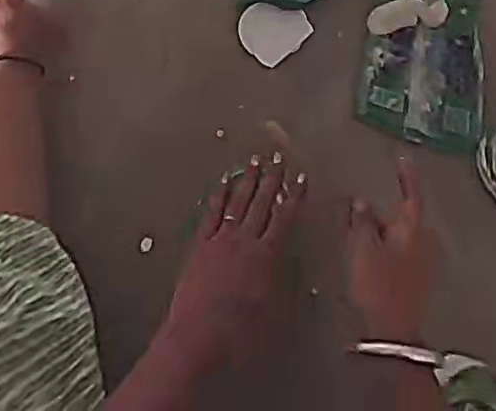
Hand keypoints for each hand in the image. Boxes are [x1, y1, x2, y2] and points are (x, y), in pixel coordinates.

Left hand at [158, 154, 307, 370]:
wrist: (195, 337)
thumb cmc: (237, 335)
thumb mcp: (272, 313)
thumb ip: (284, 285)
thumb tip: (293, 269)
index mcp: (266, 256)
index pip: (284, 217)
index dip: (294, 196)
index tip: (300, 178)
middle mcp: (245, 241)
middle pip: (262, 202)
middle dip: (272, 179)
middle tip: (278, 159)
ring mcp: (221, 239)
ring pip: (238, 202)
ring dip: (248, 180)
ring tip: (254, 161)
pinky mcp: (200, 244)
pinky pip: (212, 213)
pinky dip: (219, 195)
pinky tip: (224, 182)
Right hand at [349, 158, 434, 343]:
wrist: (392, 335)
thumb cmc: (379, 285)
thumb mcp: (364, 248)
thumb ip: (362, 220)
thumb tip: (362, 202)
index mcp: (412, 229)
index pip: (412, 194)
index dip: (407, 176)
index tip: (403, 158)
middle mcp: (421, 241)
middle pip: (400, 217)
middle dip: (380, 213)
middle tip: (356, 209)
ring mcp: (420, 261)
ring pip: (396, 236)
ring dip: (378, 231)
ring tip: (355, 232)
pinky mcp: (413, 279)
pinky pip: (396, 251)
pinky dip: (382, 246)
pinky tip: (365, 253)